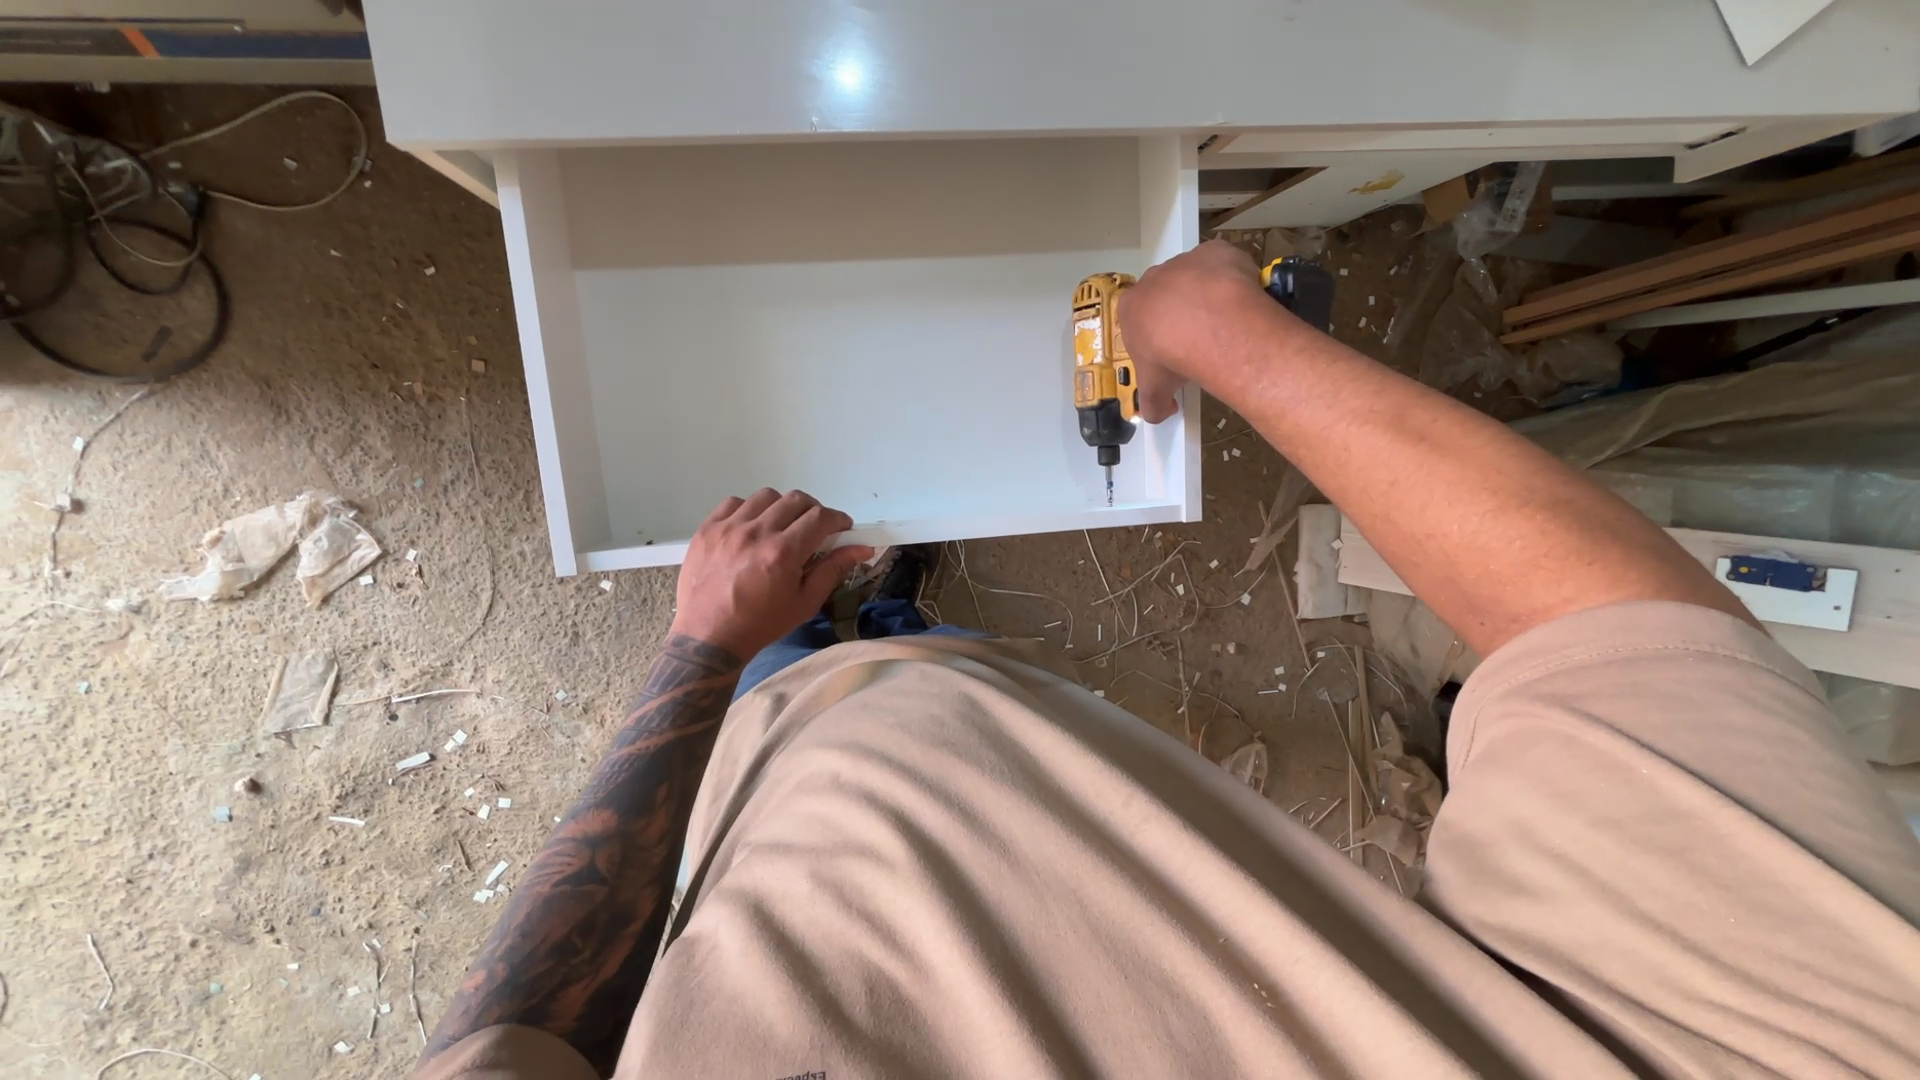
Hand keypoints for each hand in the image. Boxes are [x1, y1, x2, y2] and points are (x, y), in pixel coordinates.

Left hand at [670, 489, 873, 658]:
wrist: (710, 638)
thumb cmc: (762, 624)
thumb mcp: (805, 602)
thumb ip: (833, 569)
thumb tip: (863, 548)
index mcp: (783, 553)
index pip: (820, 517)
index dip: (838, 519)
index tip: (842, 527)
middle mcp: (756, 533)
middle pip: (796, 500)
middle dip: (814, 510)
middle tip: (815, 528)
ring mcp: (728, 528)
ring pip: (766, 497)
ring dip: (782, 507)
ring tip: (781, 527)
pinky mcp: (707, 529)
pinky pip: (734, 503)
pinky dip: (749, 511)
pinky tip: (751, 529)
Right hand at [1117, 239, 1281, 421]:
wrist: (1206, 325)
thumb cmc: (1170, 356)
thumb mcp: (1155, 389)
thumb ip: (1153, 404)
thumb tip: (1159, 414)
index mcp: (1130, 308)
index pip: (1139, 319)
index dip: (1156, 335)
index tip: (1171, 350)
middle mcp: (1153, 279)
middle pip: (1165, 294)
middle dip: (1180, 312)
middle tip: (1199, 338)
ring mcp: (1185, 262)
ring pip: (1195, 277)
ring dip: (1205, 295)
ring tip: (1223, 322)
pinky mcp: (1216, 252)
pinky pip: (1224, 265)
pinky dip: (1232, 278)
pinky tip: (1240, 300)